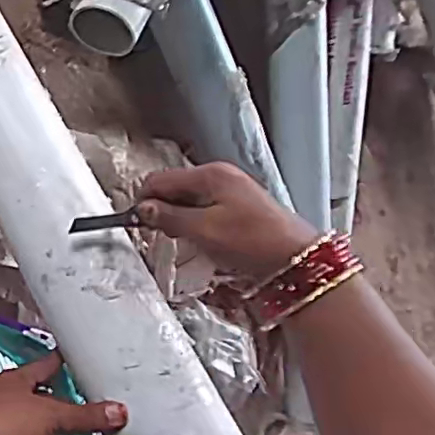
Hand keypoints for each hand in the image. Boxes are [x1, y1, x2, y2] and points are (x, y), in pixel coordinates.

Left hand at [0, 353, 126, 434]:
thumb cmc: (10, 423)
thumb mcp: (52, 416)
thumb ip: (84, 415)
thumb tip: (121, 411)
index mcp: (18, 378)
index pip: (48, 364)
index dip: (64, 361)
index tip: (81, 358)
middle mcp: (6, 394)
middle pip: (38, 390)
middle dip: (58, 395)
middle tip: (84, 396)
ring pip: (32, 415)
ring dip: (48, 422)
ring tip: (73, 426)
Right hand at [136, 163, 318, 280]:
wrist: (296, 259)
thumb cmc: (252, 242)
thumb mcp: (204, 231)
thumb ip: (169, 217)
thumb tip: (142, 209)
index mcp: (210, 175)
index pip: (160, 180)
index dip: (144, 201)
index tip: (138, 224)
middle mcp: (219, 175)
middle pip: (173, 187)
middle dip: (162, 210)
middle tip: (163, 236)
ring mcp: (230, 189)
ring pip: (187, 200)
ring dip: (179, 218)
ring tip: (186, 240)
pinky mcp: (238, 205)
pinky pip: (203, 208)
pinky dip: (195, 222)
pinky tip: (203, 240)